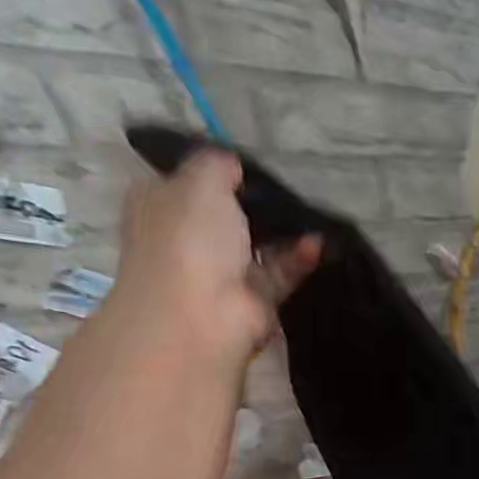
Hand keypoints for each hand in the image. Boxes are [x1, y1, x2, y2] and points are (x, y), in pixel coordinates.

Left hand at [109, 149, 321, 366]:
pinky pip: (280, 272)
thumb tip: (233, 164)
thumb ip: (218, 164)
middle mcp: (187, 238)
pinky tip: (318, 242)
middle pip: (226, 215)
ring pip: (257, 245)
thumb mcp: (200, 181)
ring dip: (284, 231)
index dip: (213, 171)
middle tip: (288, 189)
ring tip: (313, 214)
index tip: (247, 165)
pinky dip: (299, 258)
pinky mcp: (254, 299)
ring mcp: (221, 271)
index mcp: (160, 204)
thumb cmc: (189, 238)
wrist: (202, 314)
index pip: (184, 180)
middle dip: (255, 204)